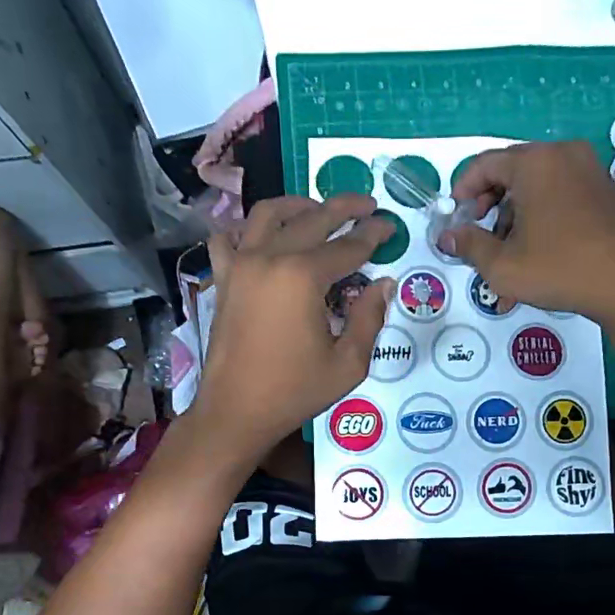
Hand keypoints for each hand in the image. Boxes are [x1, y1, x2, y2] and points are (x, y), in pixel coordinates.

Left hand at [188, 194, 392, 462]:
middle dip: (343, 208)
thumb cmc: (295, 391)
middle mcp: (269, 258)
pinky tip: (263, 235)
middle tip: (367, 202)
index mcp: (303, 277)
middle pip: (312, 219)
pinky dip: (248, 228)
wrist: (236, 411)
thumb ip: (369, 318)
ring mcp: (240, 264)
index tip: (390, 225)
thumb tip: (383, 285)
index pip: (348, 246)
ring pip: (268, 214)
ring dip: (298, 205)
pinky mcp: (223, 278)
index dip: (373, 234)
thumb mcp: (348, 363)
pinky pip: (229, 236)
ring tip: (319, 208)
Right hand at [440, 141, 614, 325]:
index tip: (455, 219)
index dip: (463, 192)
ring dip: (517, 223)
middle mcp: (563, 155)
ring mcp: (590, 171)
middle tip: (481, 242)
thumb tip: (447, 236)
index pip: (484, 165)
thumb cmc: (560, 270)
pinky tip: (539, 257)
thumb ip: (469, 246)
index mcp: (534, 162)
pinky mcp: (607, 193)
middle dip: (491, 211)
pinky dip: (544, 221)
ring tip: (510, 263)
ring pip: (538, 190)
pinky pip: (562, 198)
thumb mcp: (503, 266)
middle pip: (512, 175)